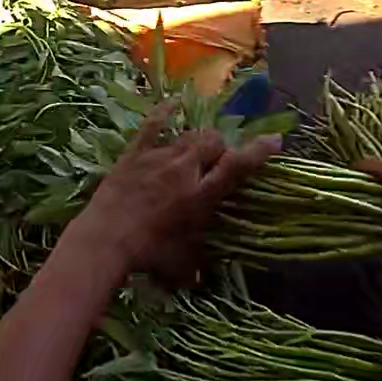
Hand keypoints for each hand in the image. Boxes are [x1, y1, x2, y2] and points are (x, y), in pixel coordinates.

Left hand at [68, 107, 279, 285]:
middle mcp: (185, 170)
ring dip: (198, 140)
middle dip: (221, 148)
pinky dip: (165, 112)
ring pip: (188, 135)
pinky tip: (173, 102)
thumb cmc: (148, 254)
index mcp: (201, 195)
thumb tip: (198, 278)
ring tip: (198, 148)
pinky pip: (153, 124)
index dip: (258, 151)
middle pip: (213, 143)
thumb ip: (195, 265)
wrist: (107, 238)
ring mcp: (159, 156)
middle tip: (218, 160)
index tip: (274, 140)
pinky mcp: (136, 152)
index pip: (237, 166)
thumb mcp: (182, 263)